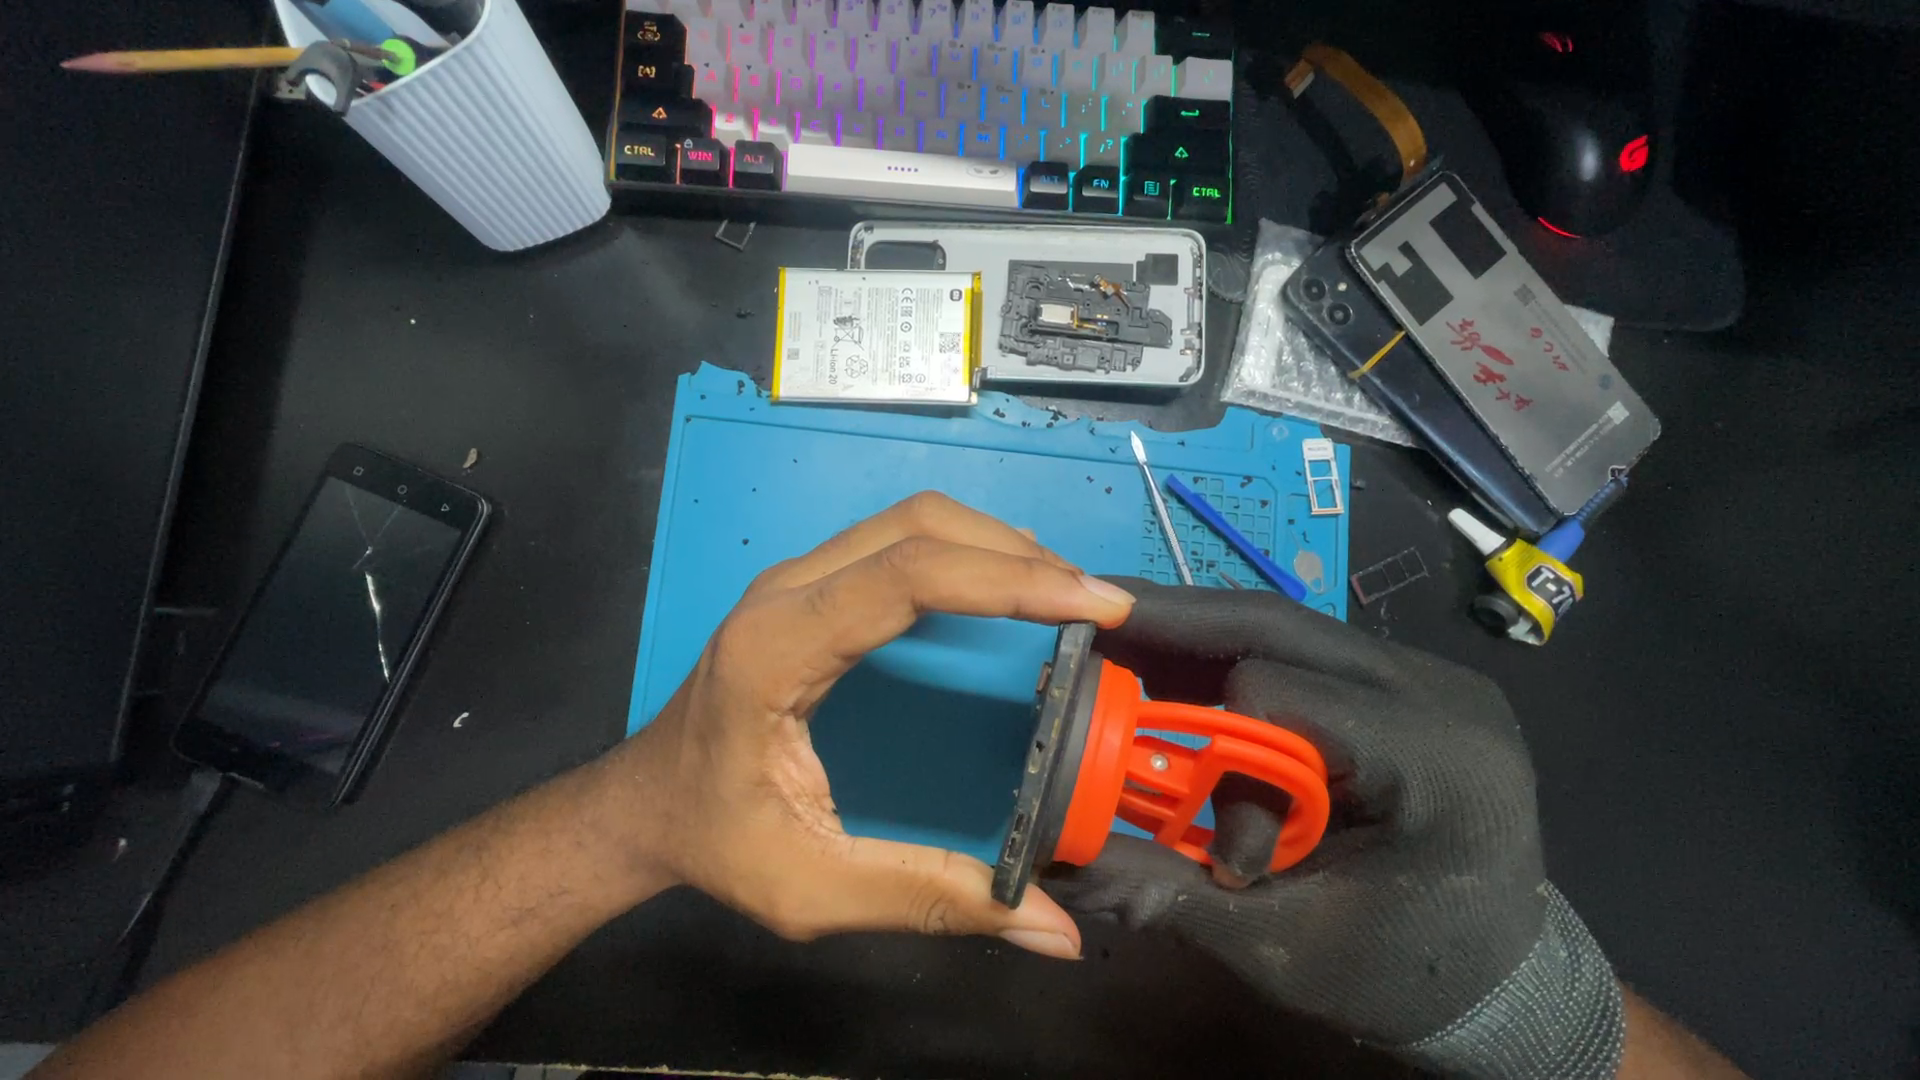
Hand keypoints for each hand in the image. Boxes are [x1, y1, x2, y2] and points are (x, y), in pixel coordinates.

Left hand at [603, 493, 1135, 959]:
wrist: (644, 804)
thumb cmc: (716, 839)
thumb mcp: (812, 887)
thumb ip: (930, 898)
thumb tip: (1050, 927)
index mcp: (777, 649)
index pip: (907, 578)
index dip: (1010, 582)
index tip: (1095, 606)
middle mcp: (786, 592)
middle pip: (917, 529)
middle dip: (1018, 556)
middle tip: (1095, 602)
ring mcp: (795, 580)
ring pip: (910, 522)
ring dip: (994, 544)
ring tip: (1065, 589)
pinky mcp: (809, 586)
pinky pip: (898, 541)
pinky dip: (965, 550)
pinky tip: (1006, 581)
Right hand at [1043, 580, 1625, 1077]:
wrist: (1502, 978)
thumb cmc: (1405, 973)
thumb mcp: (1283, 952)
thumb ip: (1164, 896)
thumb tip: (1049, 863)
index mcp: (1434, 756)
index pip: (1281, 695)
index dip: (1209, 744)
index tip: (1196, 831)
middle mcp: (1430, 688)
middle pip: (1270, 623)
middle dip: (1166, 620)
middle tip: (1083, 616)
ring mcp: (1412, 672)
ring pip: (1274, 621)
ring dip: (1185, 628)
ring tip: (1108, 627)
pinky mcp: (1387, 677)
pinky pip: (1286, 644)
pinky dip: (1216, 651)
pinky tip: (1163, 655)